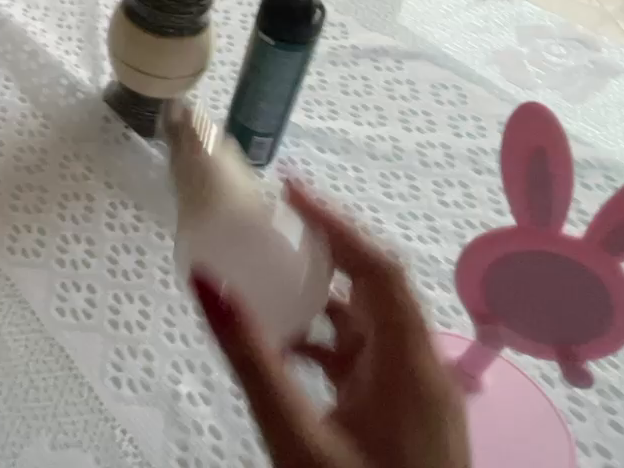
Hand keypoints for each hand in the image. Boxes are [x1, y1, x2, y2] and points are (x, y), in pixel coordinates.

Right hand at [194, 182, 470, 467]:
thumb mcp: (294, 433)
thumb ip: (249, 354)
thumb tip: (203, 277)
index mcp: (410, 367)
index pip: (378, 269)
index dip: (334, 222)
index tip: (286, 189)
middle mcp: (420, 371)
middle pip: (374, 286)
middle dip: (321, 248)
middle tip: (269, 221)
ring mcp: (413, 395)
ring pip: (364, 321)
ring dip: (315, 294)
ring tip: (262, 276)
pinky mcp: (399, 414)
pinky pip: (359, 353)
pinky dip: (319, 336)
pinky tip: (279, 345)